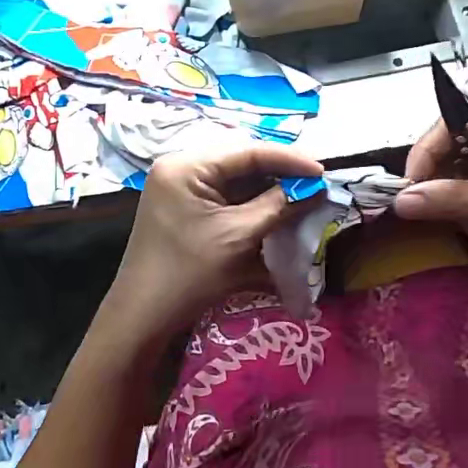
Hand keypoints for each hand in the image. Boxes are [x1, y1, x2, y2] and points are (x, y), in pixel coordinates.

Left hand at [106, 144, 324, 339]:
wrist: (144, 315)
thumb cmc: (189, 273)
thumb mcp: (239, 236)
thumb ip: (279, 206)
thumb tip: (315, 189)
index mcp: (186, 166)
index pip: (247, 152)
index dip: (289, 159)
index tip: (324, 171)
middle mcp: (180, 168)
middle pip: (241, 163)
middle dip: (280, 174)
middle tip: (317, 183)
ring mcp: (180, 189)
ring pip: (235, 181)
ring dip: (269, 190)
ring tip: (304, 195)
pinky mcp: (185, 209)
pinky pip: (225, 198)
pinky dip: (252, 205)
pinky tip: (278, 210)